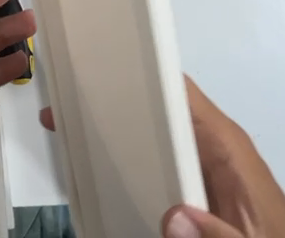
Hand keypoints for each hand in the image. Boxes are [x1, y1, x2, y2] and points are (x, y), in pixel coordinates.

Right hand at [40, 78, 284, 237]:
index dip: (137, 69)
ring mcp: (199, 160)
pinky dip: (122, 153)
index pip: (176, 88)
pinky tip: (93, 161)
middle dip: (106, 99)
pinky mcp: (193, 181)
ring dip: (109, 127)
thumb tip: (171, 216)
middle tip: (61, 103)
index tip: (94, 64)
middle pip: (152, 103)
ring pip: (148, 128)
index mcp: (223, 142)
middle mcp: (208, 141)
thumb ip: (219, 234)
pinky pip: (152, 155)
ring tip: (63, 126)